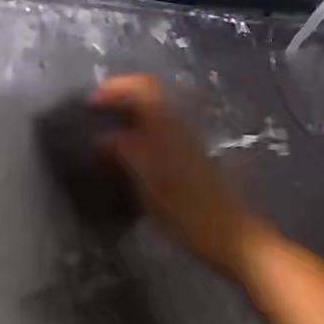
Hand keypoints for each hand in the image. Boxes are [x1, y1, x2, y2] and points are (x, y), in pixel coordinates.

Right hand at [92, 74, 271, 281]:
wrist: (232, 237)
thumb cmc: (191, 216)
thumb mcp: (153, 190)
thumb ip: (130, 156)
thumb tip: (105, 135)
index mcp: (170, 129)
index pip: (146, 88)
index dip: (117, 86)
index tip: (91, 102)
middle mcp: (181, 128)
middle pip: (149, 96)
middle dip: (120, 98)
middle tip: (93, 115)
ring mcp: (188, 141)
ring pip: (154, 112)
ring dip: (129, 114)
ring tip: (104, 133)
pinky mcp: (190, 156)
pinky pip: (160, 130)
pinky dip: (140, 132)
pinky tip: (126, 154)